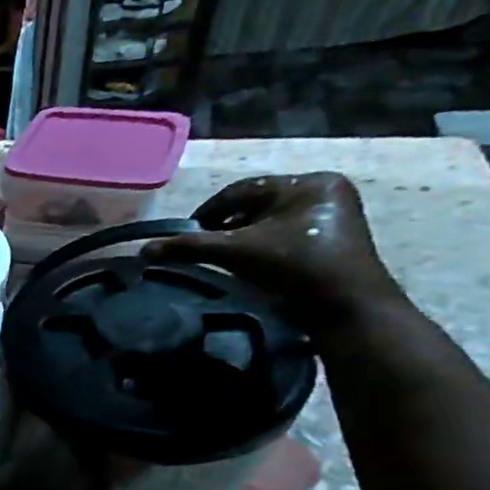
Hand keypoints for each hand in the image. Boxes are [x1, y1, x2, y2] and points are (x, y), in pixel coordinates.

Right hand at [144, 172, 405, 329]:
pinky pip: (284, 232)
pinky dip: (261, 244)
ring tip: (224, 258)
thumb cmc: (294, 267)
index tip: (184, 236)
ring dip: (241, 237)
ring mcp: (333, 213)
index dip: (206, 212)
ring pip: (268, 220)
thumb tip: (145, 249)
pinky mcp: (334, 235)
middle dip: (225, 226)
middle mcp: (325, 190)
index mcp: (308, 182)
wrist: (345, 307)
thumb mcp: (235, 252)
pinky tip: (251, 262)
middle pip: (255, 205)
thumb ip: (188, 247)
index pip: (241, 191)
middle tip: (203, 249)